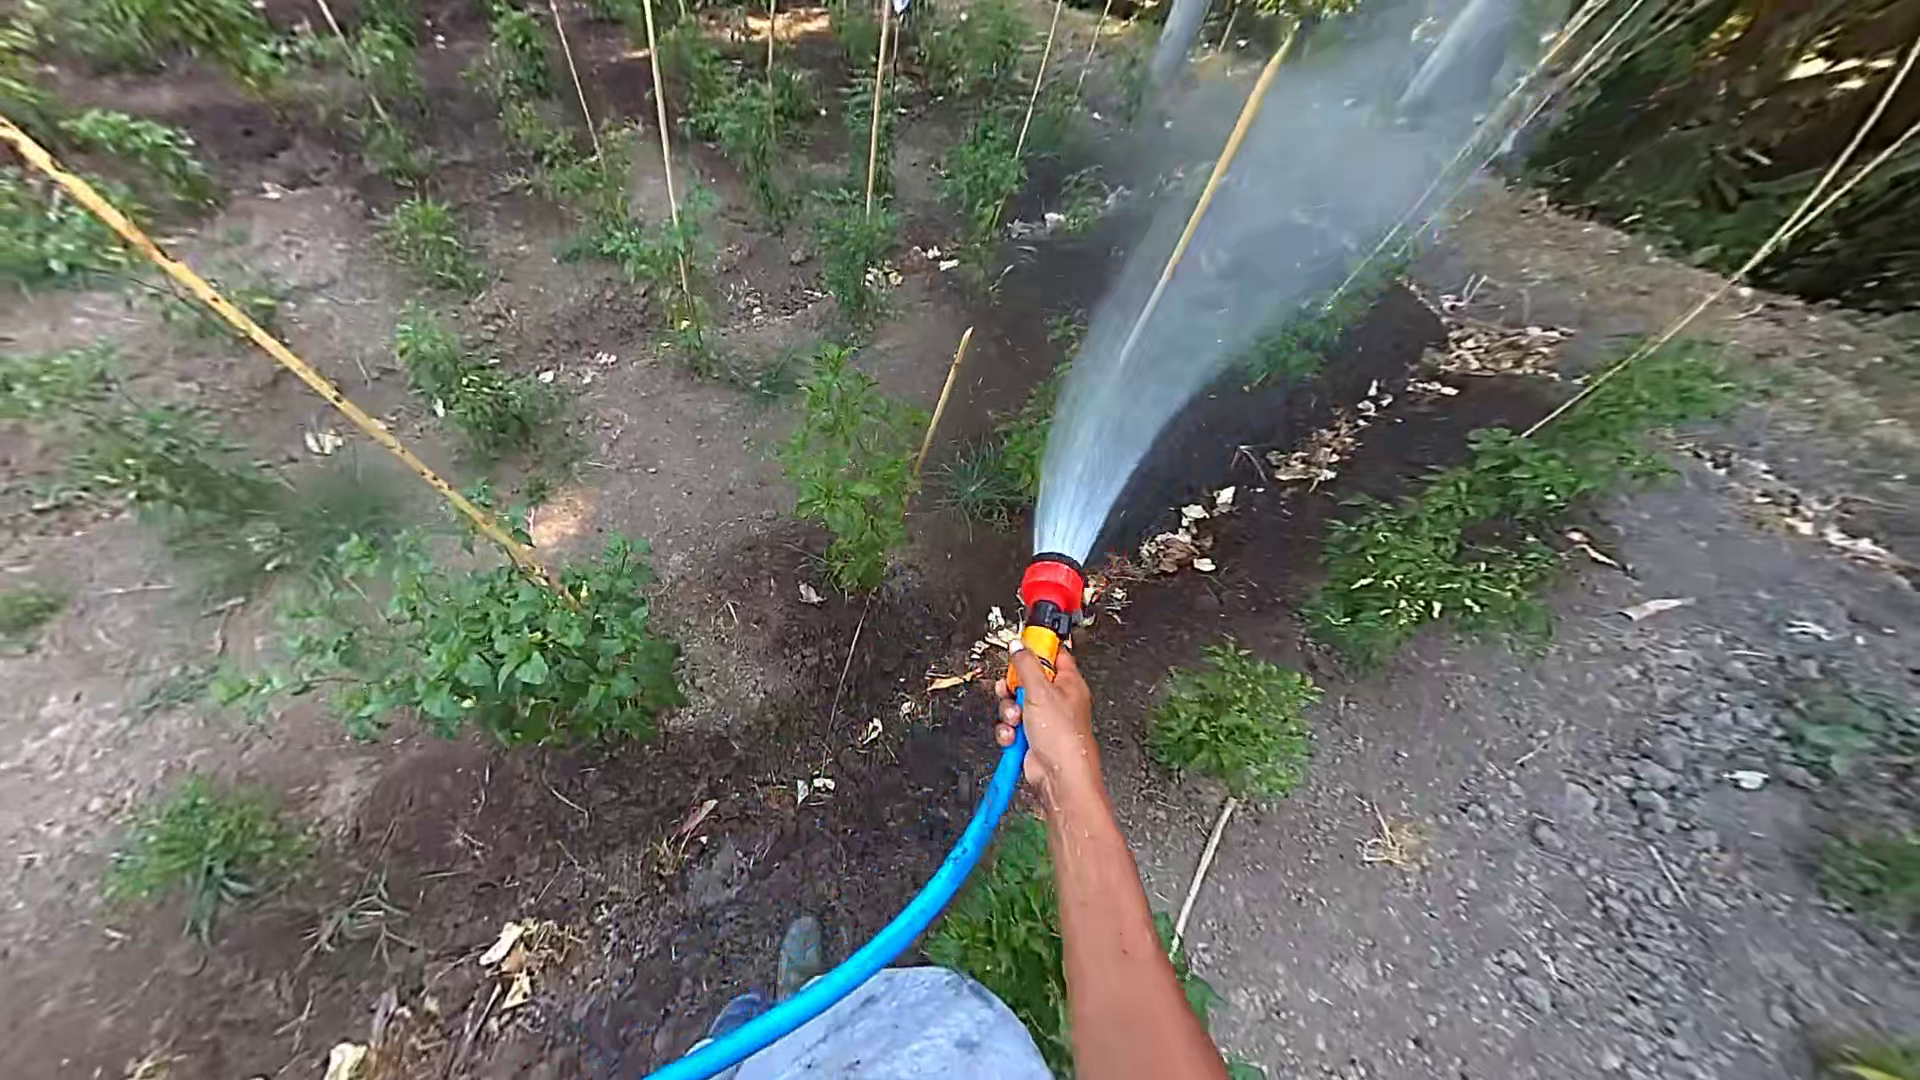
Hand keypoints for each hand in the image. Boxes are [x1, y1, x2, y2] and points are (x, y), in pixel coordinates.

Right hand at [994, 645, 1103, 811]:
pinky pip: (1010, 724)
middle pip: (1027, 677)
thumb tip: (1018, 645)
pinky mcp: (1030, 736)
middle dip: (1013, 685)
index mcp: (1068, 683)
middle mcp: (1057, 699)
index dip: (1036, 648)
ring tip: (1016, 718)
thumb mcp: (1040, 691)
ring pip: (1015, 701)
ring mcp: (1043, 718)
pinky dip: (1008, 729)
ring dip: (1009, 710)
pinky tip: (1014, 735)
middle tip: (1013, 689)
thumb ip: (1026, 664)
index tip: (1022, 645)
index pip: (1052, 654)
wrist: (1060, 778)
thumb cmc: (1065, 738)